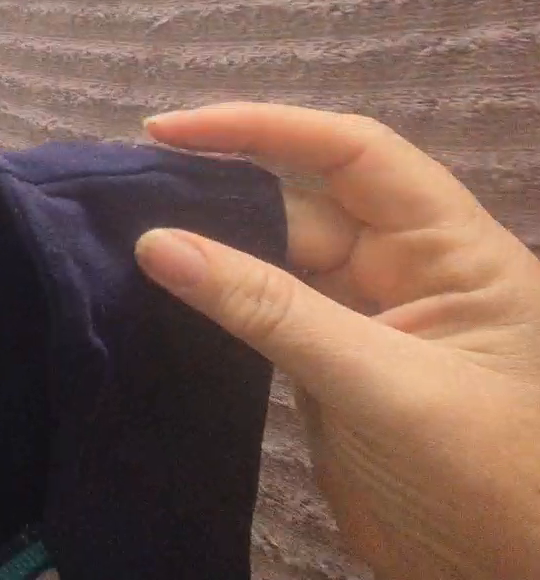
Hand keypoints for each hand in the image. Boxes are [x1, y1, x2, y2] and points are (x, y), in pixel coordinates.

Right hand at [135, 104, 539, 579]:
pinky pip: (252, 294)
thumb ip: (266, 308)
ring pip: (265, 245)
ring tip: (120, 223)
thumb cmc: (495, 486)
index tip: (166, 131)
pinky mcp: (320, 348)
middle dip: (213, 182)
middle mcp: (406, 268)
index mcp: (456, 256)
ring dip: (200, 234)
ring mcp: (360, 310)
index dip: (262, 127)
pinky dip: (202, 282)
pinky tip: (153, 277)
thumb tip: (152, 241)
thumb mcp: (383, 387)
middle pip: (296, 195)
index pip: (354, 154)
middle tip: (123, 182)